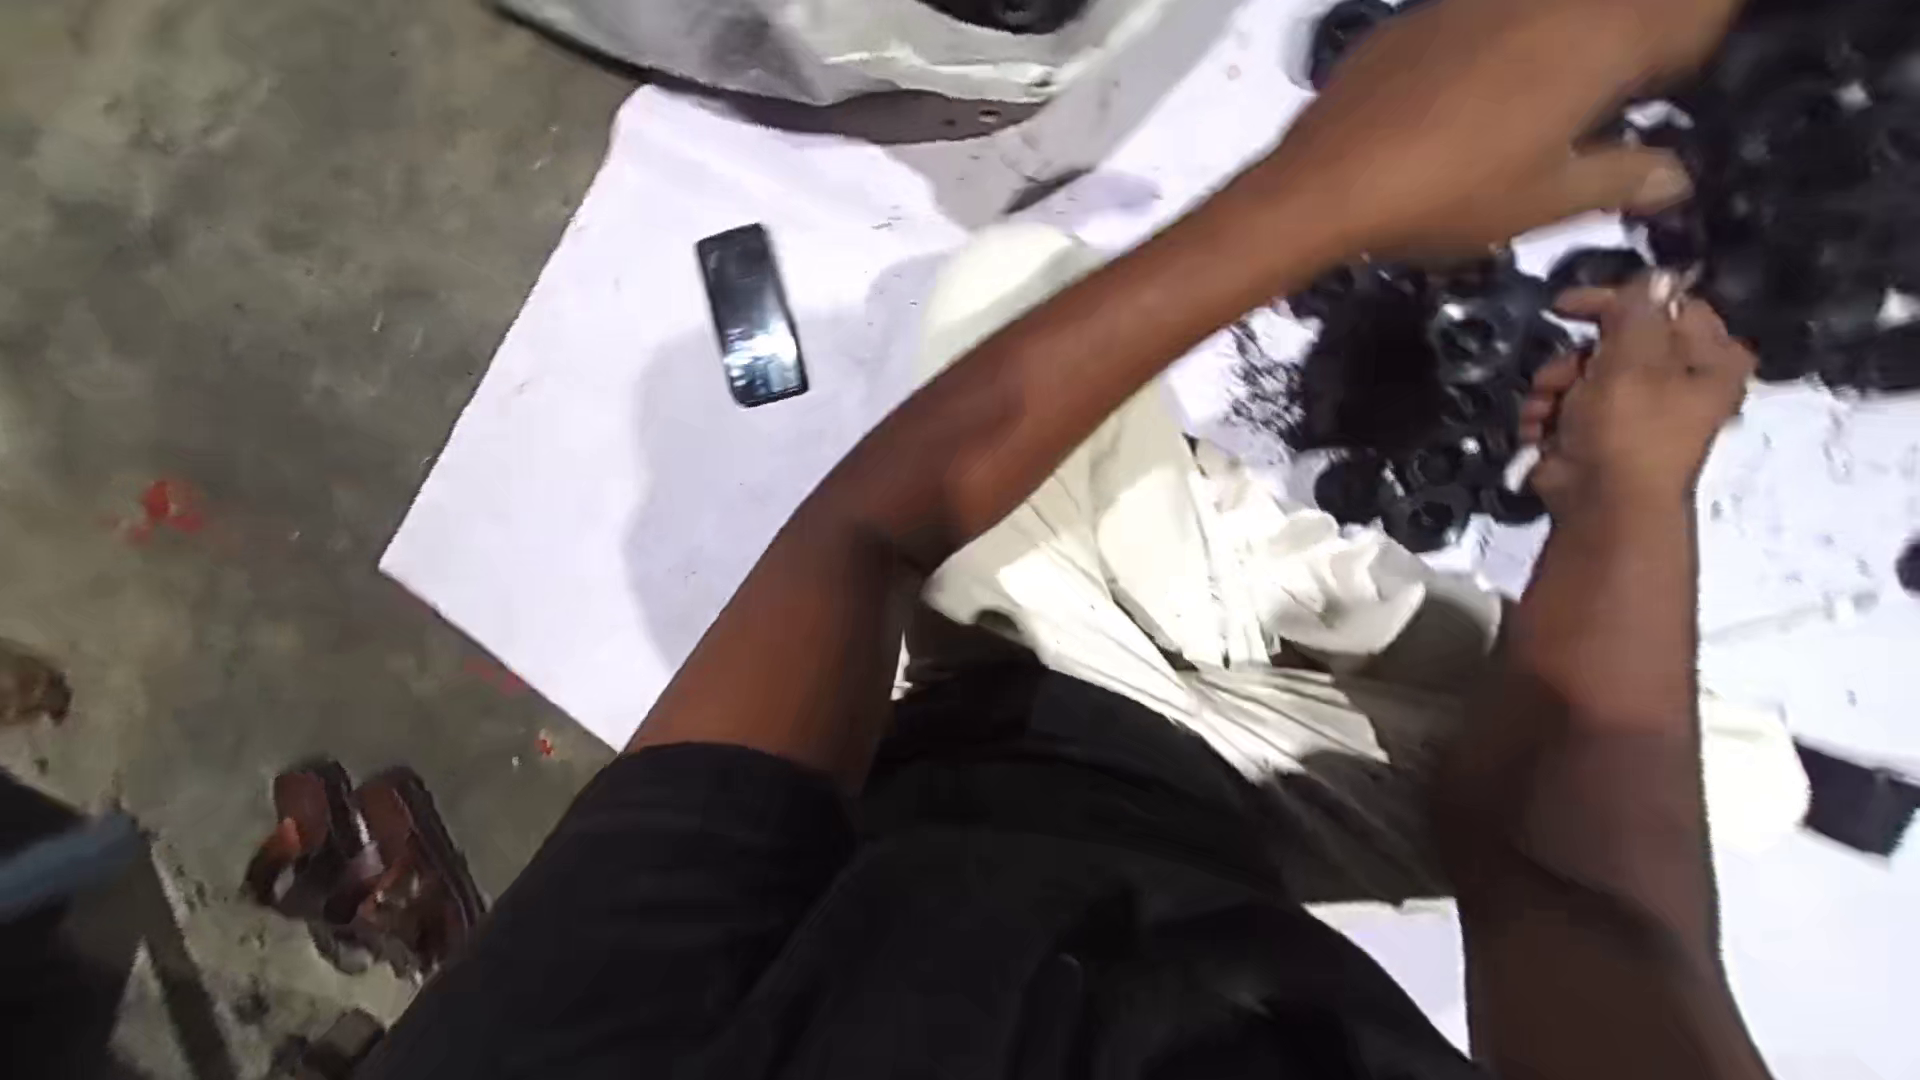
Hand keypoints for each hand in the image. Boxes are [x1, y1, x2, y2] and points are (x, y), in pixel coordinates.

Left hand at [1258, 0, 1739, 255]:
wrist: (1320, 187)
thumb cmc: (1439, 197)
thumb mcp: (1535, 205)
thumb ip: (1615, 182)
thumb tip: (1673, 180)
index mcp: (1606, 31)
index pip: (1697, 16)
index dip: (1681, 58)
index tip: (1649, 100)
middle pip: (1614, 9)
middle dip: (1611, 50)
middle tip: (1573, 113)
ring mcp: (1471, 2)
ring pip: (1537, 14)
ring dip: (1540, 48)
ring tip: (1500, 114)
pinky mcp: (1408, 23)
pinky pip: (1464, 26)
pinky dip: (1469, 55)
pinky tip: (1434, 106)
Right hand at [1520, 275, 1755, 516]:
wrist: (1601, 500)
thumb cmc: (1627, 429)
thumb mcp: (1633, 362)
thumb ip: (1637, 315)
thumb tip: (1654, 275)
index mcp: (1706, 359)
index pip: (1664, 309)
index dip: (1614, 303)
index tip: (1563, 306)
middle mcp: (1674, 381)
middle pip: (1609, 346)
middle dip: (1569, 363)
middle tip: (1557, 380)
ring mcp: (1630, 411)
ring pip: (1575, 379)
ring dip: (1548, 394)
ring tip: (1544, 415)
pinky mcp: (1592, 434)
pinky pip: (1559, 410)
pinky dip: (1543, 419)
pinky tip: (1541, 433)